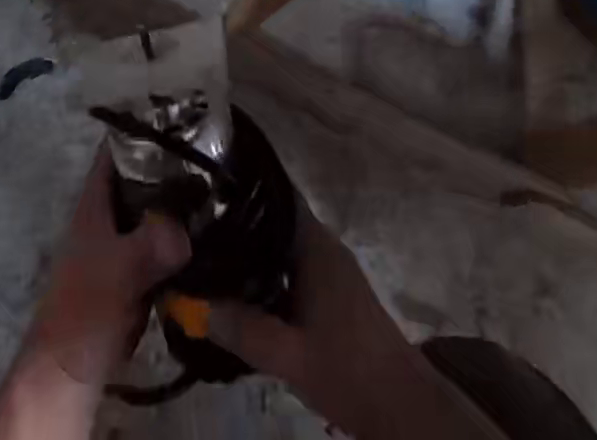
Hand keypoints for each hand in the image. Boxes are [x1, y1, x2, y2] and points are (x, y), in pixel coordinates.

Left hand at [0, 145, 191, 439]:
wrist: (73, 363)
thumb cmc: (87, 307)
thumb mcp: (119, 271)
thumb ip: (149, 246)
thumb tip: (183, 228)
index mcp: (95, 201)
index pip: (116, 149)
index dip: (143, 128)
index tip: (183, 117)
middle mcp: (109, 213)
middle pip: (141, 175)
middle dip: (172, 163)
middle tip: (217, 153)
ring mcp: (122, 240)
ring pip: (155, 207)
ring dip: (181, 199)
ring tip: (225, 186)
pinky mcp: (137, 268)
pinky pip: (164, 240)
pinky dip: (185, 233)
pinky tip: (215, 232)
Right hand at [208, 201, 501, 439]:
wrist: (406, 412)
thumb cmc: (352, 372)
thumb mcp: (289, 356)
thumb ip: (241, 329)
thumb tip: (190, 304)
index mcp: (316, 247)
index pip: (276, 194)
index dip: (241, 185)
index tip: (204, 186)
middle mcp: (322, 247)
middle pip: (271, 217)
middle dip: (233, 218)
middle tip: (191, 223)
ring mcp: (327, 268)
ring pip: (276, 242)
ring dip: (245, 245)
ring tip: (202, 249)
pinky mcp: (328, 290)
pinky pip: (285, 263)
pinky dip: (259, 266)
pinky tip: (232, 283)